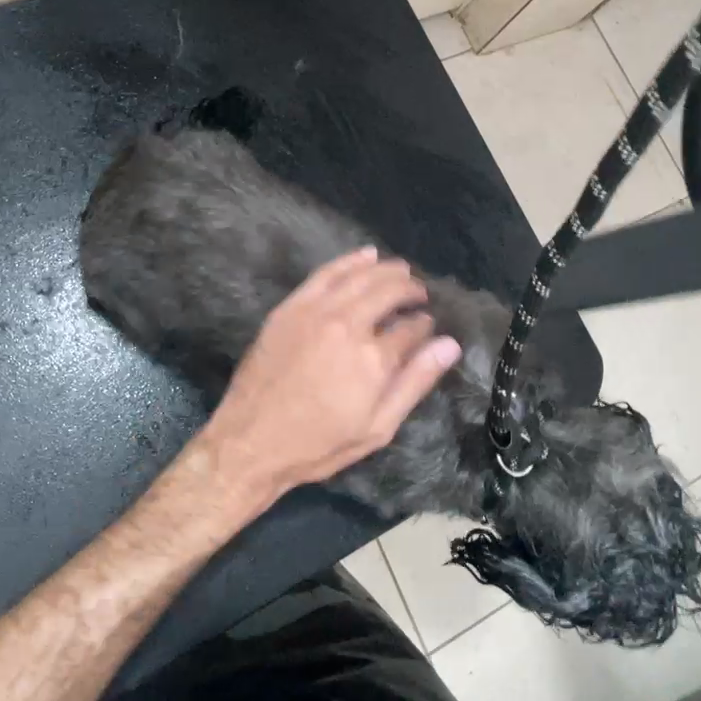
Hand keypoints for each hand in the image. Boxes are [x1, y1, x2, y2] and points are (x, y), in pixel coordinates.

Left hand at [193, 248, 461, 503]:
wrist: (252, 440)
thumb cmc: (319, 444)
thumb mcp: (377, 427)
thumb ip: (415, 382)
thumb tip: (449, 345)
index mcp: (373, 360)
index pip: (411, 329)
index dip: (424, 325)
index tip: (429, 325)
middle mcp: (348, 325)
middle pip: (388, 293)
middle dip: (410, 290)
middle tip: (420, 293)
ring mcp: (316, 312)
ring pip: (360, 277)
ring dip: (386, 269)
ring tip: (402, 269)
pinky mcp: (291, 307)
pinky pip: (325, 274)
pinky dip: (349, 261)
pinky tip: (366, 255)